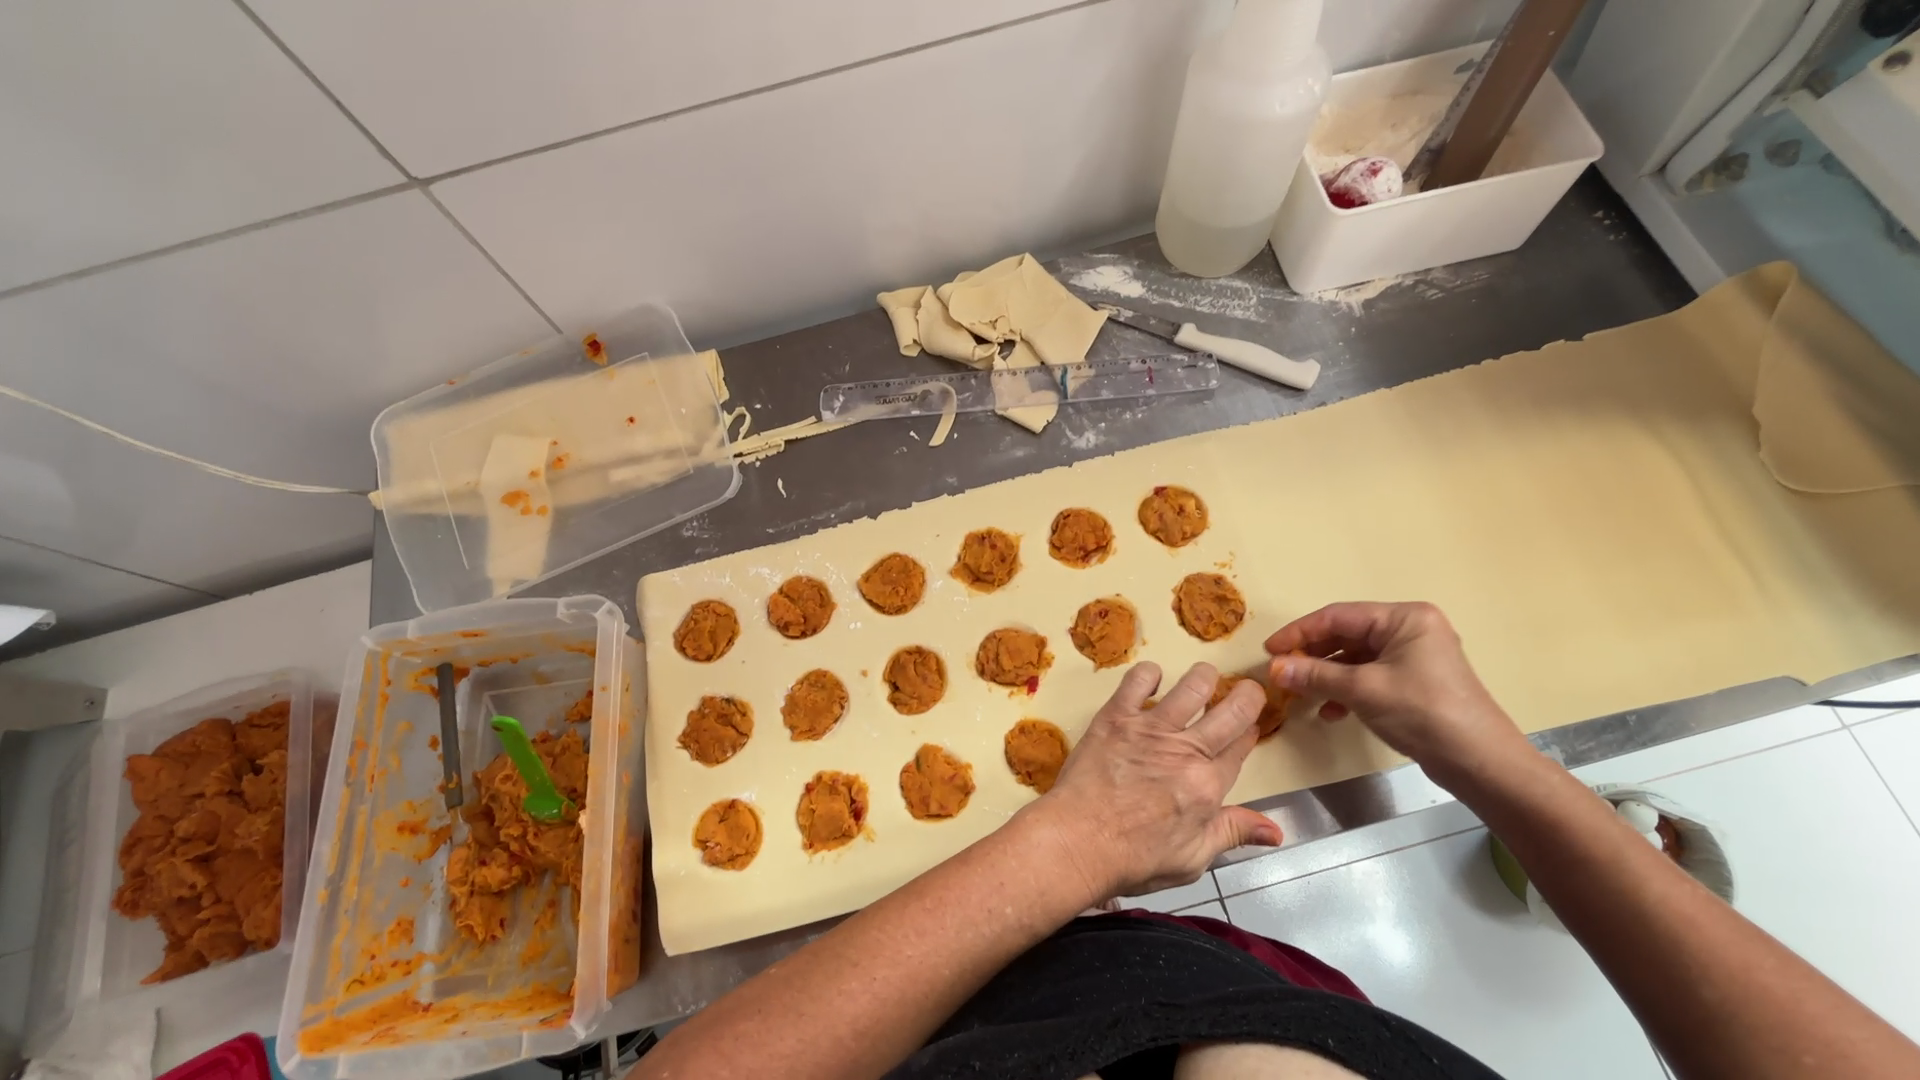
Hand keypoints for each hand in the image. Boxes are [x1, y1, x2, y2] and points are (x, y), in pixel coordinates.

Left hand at [1023, 662, 1283, 901]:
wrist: (1078, 841)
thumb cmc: (1133, 859)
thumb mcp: (1192, 859)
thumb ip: (1232, 834)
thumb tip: (1276, 831)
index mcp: (1209, 785)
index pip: (1242, 746)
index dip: (1251, 732)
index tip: (1251, 726)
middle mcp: (1187, 750)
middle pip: (1234, 709)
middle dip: (1248, 695)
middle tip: (1245, 690)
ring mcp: (1151, 729)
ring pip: (1194, 684)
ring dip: (1205, 677)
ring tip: (1204, 679)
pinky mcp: (1116, 717)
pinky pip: (1139, 679)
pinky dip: (1149, 674)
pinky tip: (1152, 681)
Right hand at [1265, 602, 1529, 786]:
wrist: (1480, 762)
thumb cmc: (1423, 713)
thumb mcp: (1362, 690)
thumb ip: (1315, 675)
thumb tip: (1273, 669)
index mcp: (1404, 618)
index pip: (1338, 616)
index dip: (1299, 632)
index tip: (1269, 650)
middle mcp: (1411, 629)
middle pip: (1346, 635)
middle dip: (1312, 655)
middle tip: (1281, 672)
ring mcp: (1415, 656)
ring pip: (1355, 658)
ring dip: (1326, 675)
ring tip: (1301, 693)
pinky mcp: (1415, 682)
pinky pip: (1369, 676)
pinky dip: (1346, 690)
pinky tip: (1331, 712)